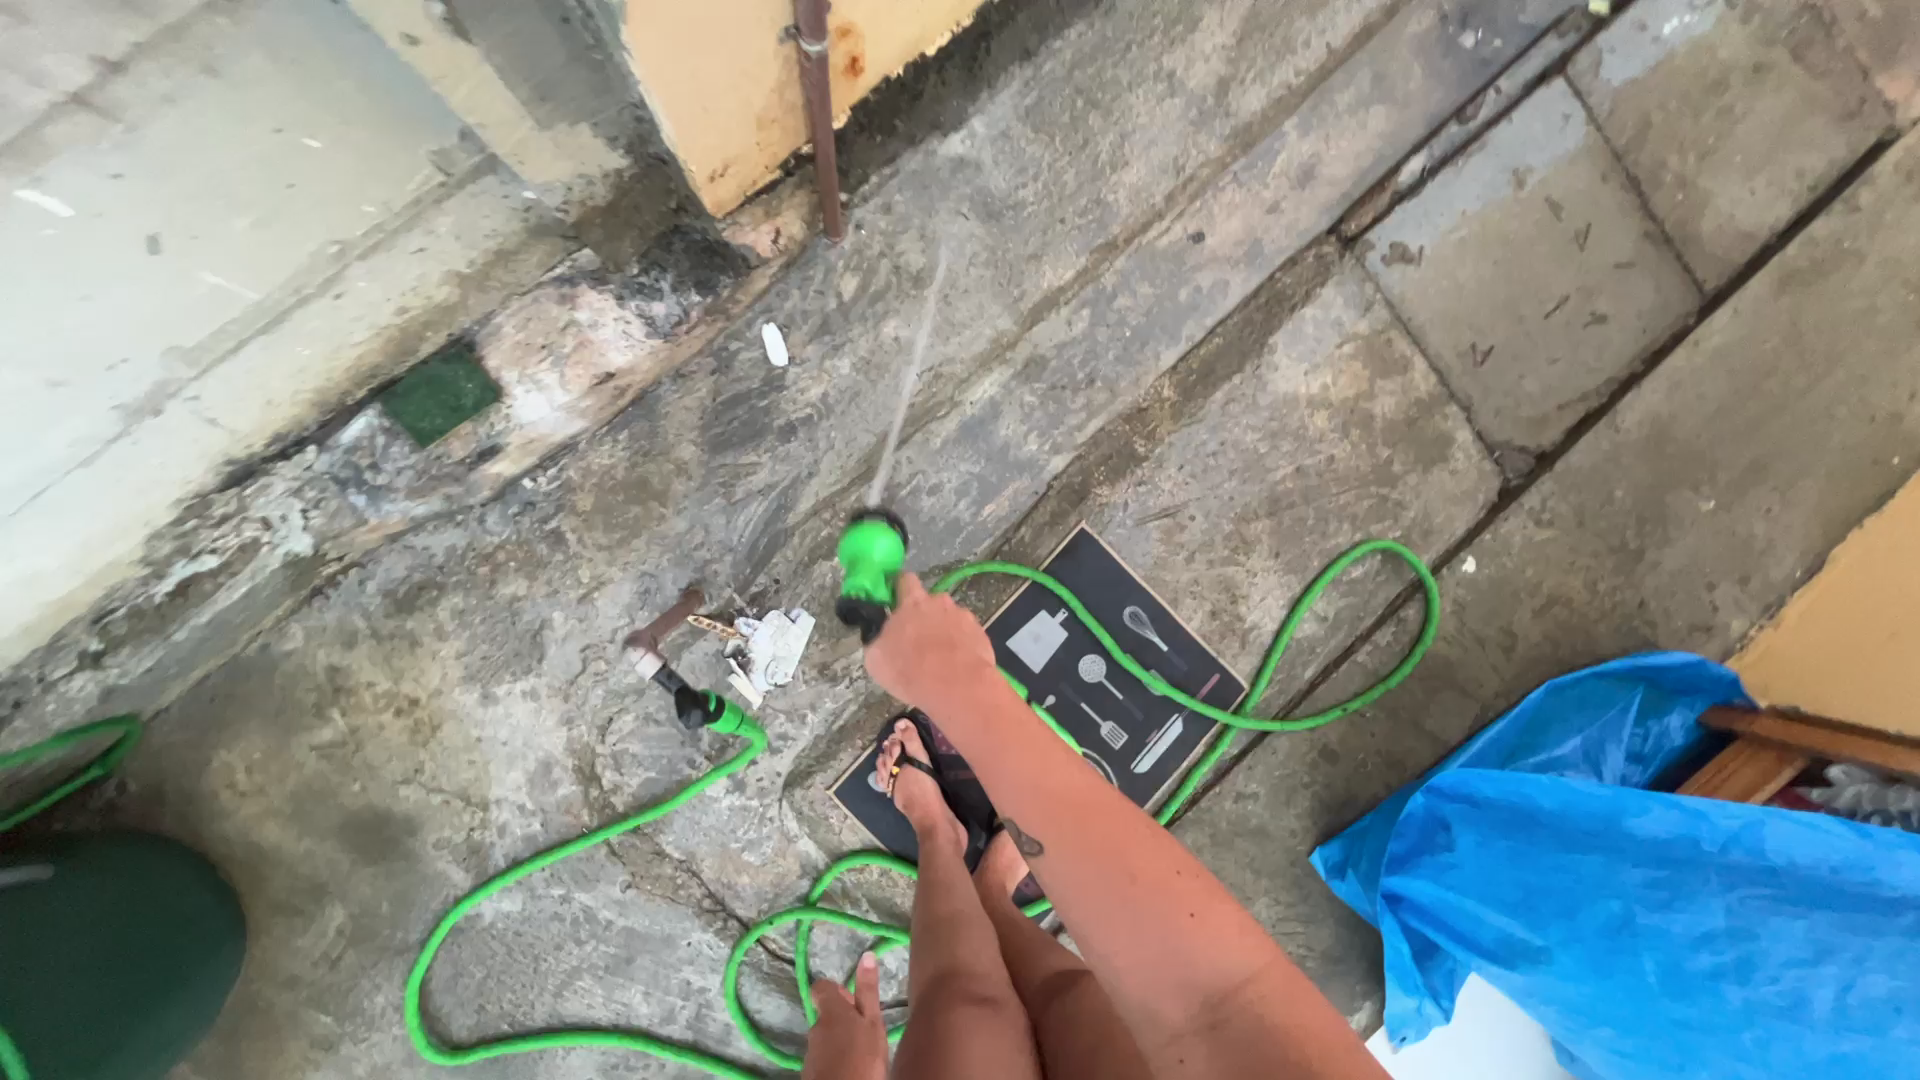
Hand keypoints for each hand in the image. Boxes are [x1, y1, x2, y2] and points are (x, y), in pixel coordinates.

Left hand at [801, 952, 885, 1079]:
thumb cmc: (863, 1060)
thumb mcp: (873, 1023)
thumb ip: (868, 992)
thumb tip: (866, 955)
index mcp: (830, 1011)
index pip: (821, 987)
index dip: (837, 991)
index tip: (854, 1004)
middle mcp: (815, 1028)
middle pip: (826, 1016)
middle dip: (843, 1022)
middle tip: (865, 1036)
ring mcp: (810, 1054)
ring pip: (825, 1039)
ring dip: (840, 1043)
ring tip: (860, 1057)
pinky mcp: (810, 1075)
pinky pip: (823, 1060)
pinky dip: (835, 1062)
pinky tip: (850, 1072)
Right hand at [864, 574, 997, 712]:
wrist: (956, 687)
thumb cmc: (910, 669)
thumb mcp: (876, 658)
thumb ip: (879, 639)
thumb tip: (882, 637)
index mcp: (912, 602)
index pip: (905, 580)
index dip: (899, 588)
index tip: (895, 602)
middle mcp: (940, 602)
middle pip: (930, 602)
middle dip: (924, 617)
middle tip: (917, 642)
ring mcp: (964, 617)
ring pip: (950, 619)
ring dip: (944, 632)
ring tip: (940, 659)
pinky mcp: (981, 634)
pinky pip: (967, 636)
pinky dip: (961, 646)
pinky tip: (956, 666)